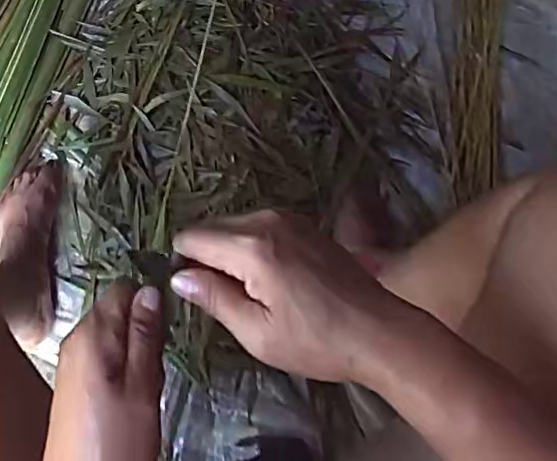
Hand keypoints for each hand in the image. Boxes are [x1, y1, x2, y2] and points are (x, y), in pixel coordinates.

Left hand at [43, 280, 166, 460]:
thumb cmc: (113, 445)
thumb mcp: (141, 390)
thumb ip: (146, 337)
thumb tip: (151, 290)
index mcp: (91, 332)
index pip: (123, 287)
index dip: (149, 297)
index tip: (169, 318)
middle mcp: (76, 338)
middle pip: (117, 310)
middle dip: (142, 328)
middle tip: (158, 361)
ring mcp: (71, 361)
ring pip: (112, 335)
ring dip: (134, 351)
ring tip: (147, 382)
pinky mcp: (72, 384)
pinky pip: (102, 356)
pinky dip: (120, 367)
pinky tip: (131, 394)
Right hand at [171, 210, 413, 383]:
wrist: (378, 330)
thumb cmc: (316, 340)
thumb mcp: (258, 334)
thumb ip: (214, 299)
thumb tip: (178, 277)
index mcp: (251, 247)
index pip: (193, 237)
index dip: (183, 261)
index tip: (191, 288)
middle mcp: (264, 220)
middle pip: (212, 227)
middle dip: (206, 255)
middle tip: (220, 296)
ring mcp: (284, 216)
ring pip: (234, 225)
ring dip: (229, 250)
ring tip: (248, 289)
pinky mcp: (299, 220)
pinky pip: (257, 225)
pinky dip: (251, 245)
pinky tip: (269, 276)